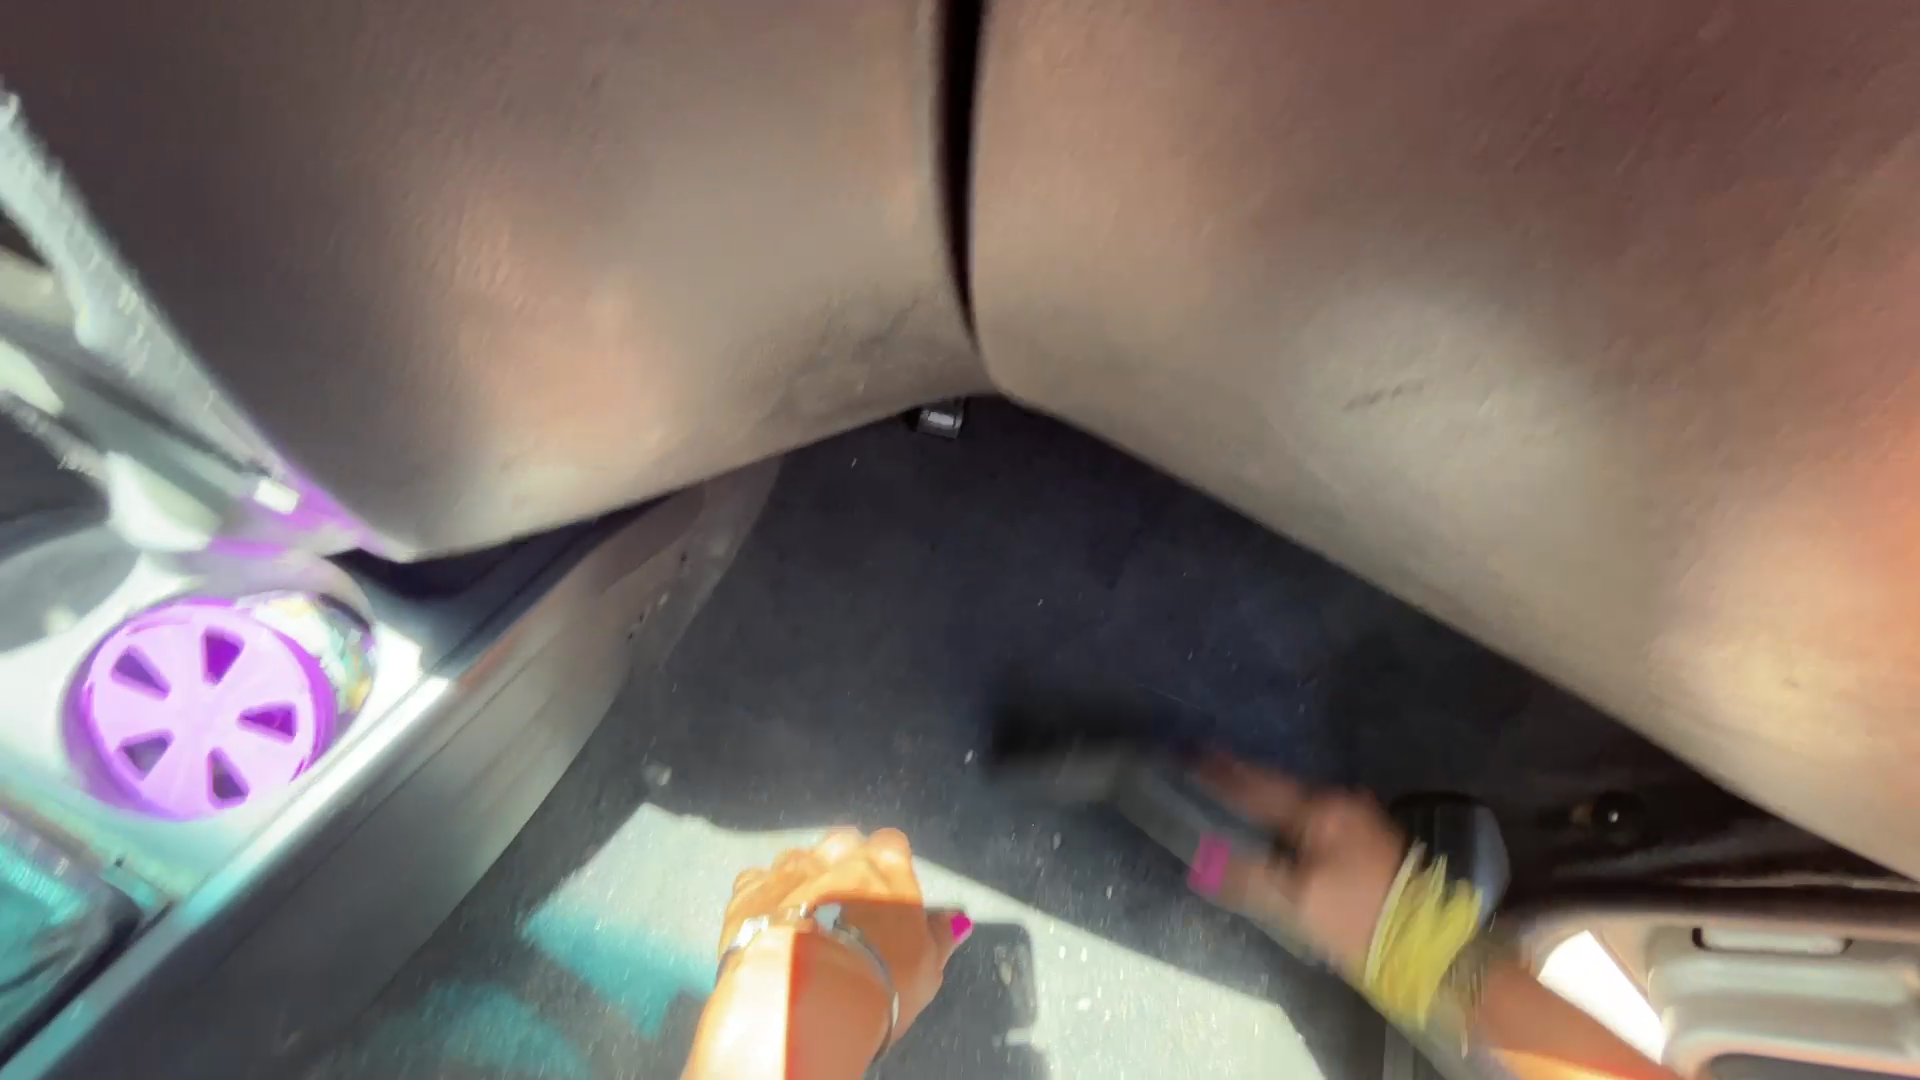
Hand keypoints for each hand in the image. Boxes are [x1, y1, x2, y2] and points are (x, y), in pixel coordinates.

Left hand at [719, 828, 968, 1038]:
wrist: (804, 1000)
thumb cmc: (879, 981)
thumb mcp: (926, 968)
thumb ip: (940, 936)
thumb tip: (957, 920)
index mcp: (886, 863)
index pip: (892, 844)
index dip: (889, 867)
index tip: (886, 895)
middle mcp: (837, 853)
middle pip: (843, 842)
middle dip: (843, 861)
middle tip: (844, 903)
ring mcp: (790, 868)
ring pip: (799, 856)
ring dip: (802, 876)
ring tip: (803, 914)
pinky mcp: (749, 892)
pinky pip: (756, 879)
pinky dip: (763, 894)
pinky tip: (768, 919)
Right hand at [1194, 758, 1408, 974]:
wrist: (1434, 949)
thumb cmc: (1360, 916)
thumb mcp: (1297, 900)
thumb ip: (1246, 876)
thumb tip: (1200, 864)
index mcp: (1320, 811)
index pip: (1259, 786)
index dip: (1224, 773)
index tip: (1196, 755)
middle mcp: (1341, 805)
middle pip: (1280, 791)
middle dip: (1246, 784)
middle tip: (1211, 772)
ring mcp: (1360, 822)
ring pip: (1299, 807)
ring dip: (1268, 804)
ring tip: (1237, 798)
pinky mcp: (1369, 844)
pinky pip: (1315, 822)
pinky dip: (1289, 822)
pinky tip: (1278, 830)